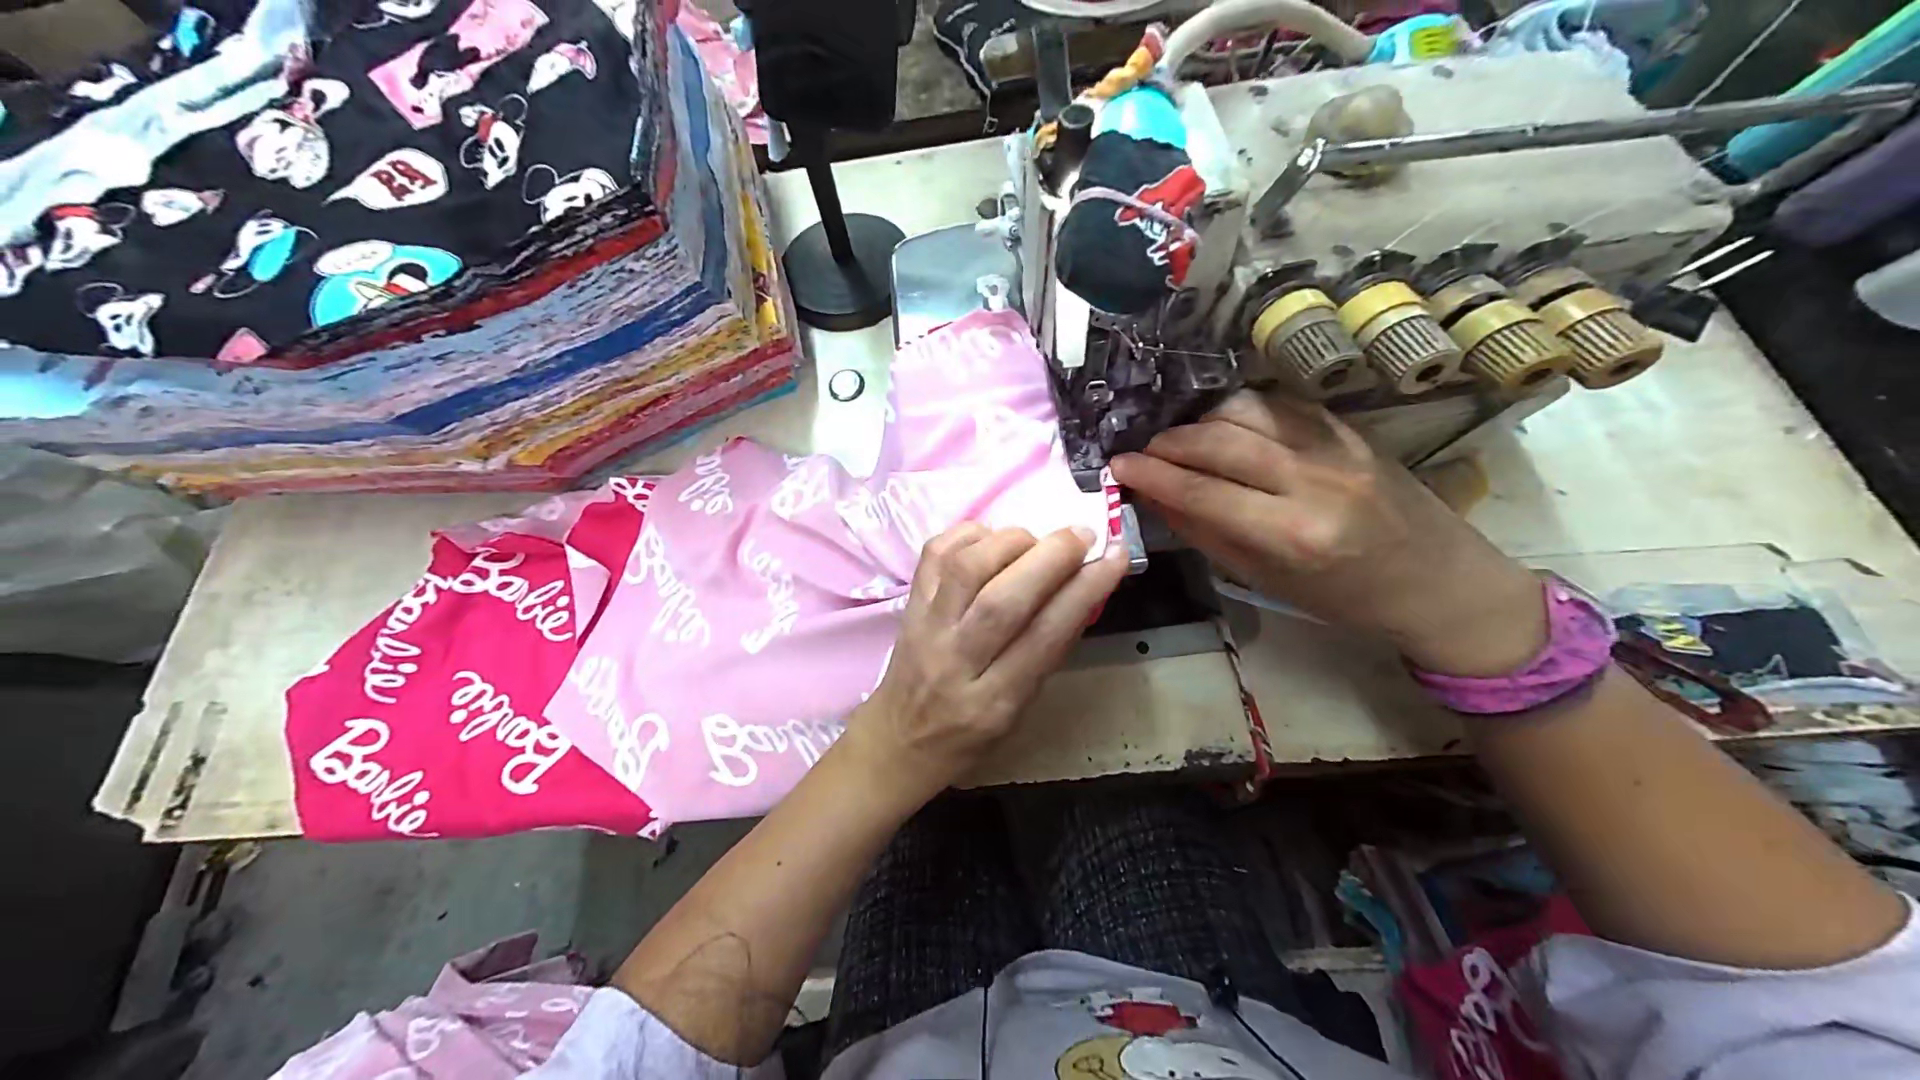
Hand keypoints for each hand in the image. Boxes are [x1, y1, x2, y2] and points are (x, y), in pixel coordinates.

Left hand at [841, 523, 1128, 804]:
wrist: (897, 742)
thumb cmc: (968, 736)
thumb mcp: (1019, 712)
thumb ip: (1048, 654)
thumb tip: (1084, 591)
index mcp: (993, 701)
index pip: (1045, 637)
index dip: (1085, 590)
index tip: (1114, 556)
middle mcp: (955, 662)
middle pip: (1003, 600)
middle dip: (1050, 557)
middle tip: (1080, 534)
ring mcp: (926, 629)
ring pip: (965, 570)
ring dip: (1009, 541)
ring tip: (1035, 539)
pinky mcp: (907, 605)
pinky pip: (933, 555)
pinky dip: (968, 534)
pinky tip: (991, 537)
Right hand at [1107, 391, 1546, 676]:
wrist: (1439, 580)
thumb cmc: (1347, 599)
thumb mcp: (1267, 580)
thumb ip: (1207, 534)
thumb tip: (1156, 498)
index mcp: (1291, 534)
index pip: (1201, 490)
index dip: (1151, 474)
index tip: (1117, 466)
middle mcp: (1313, 480)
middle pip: (1218, 441)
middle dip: (1167, 442)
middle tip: (1141, 451)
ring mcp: (1335, 446)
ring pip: (1245, 410)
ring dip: (1199, 420)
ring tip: (1177, 439)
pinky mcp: (1349, 428)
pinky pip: (1279, 404)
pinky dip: (1240, 410)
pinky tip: (1222, 424)